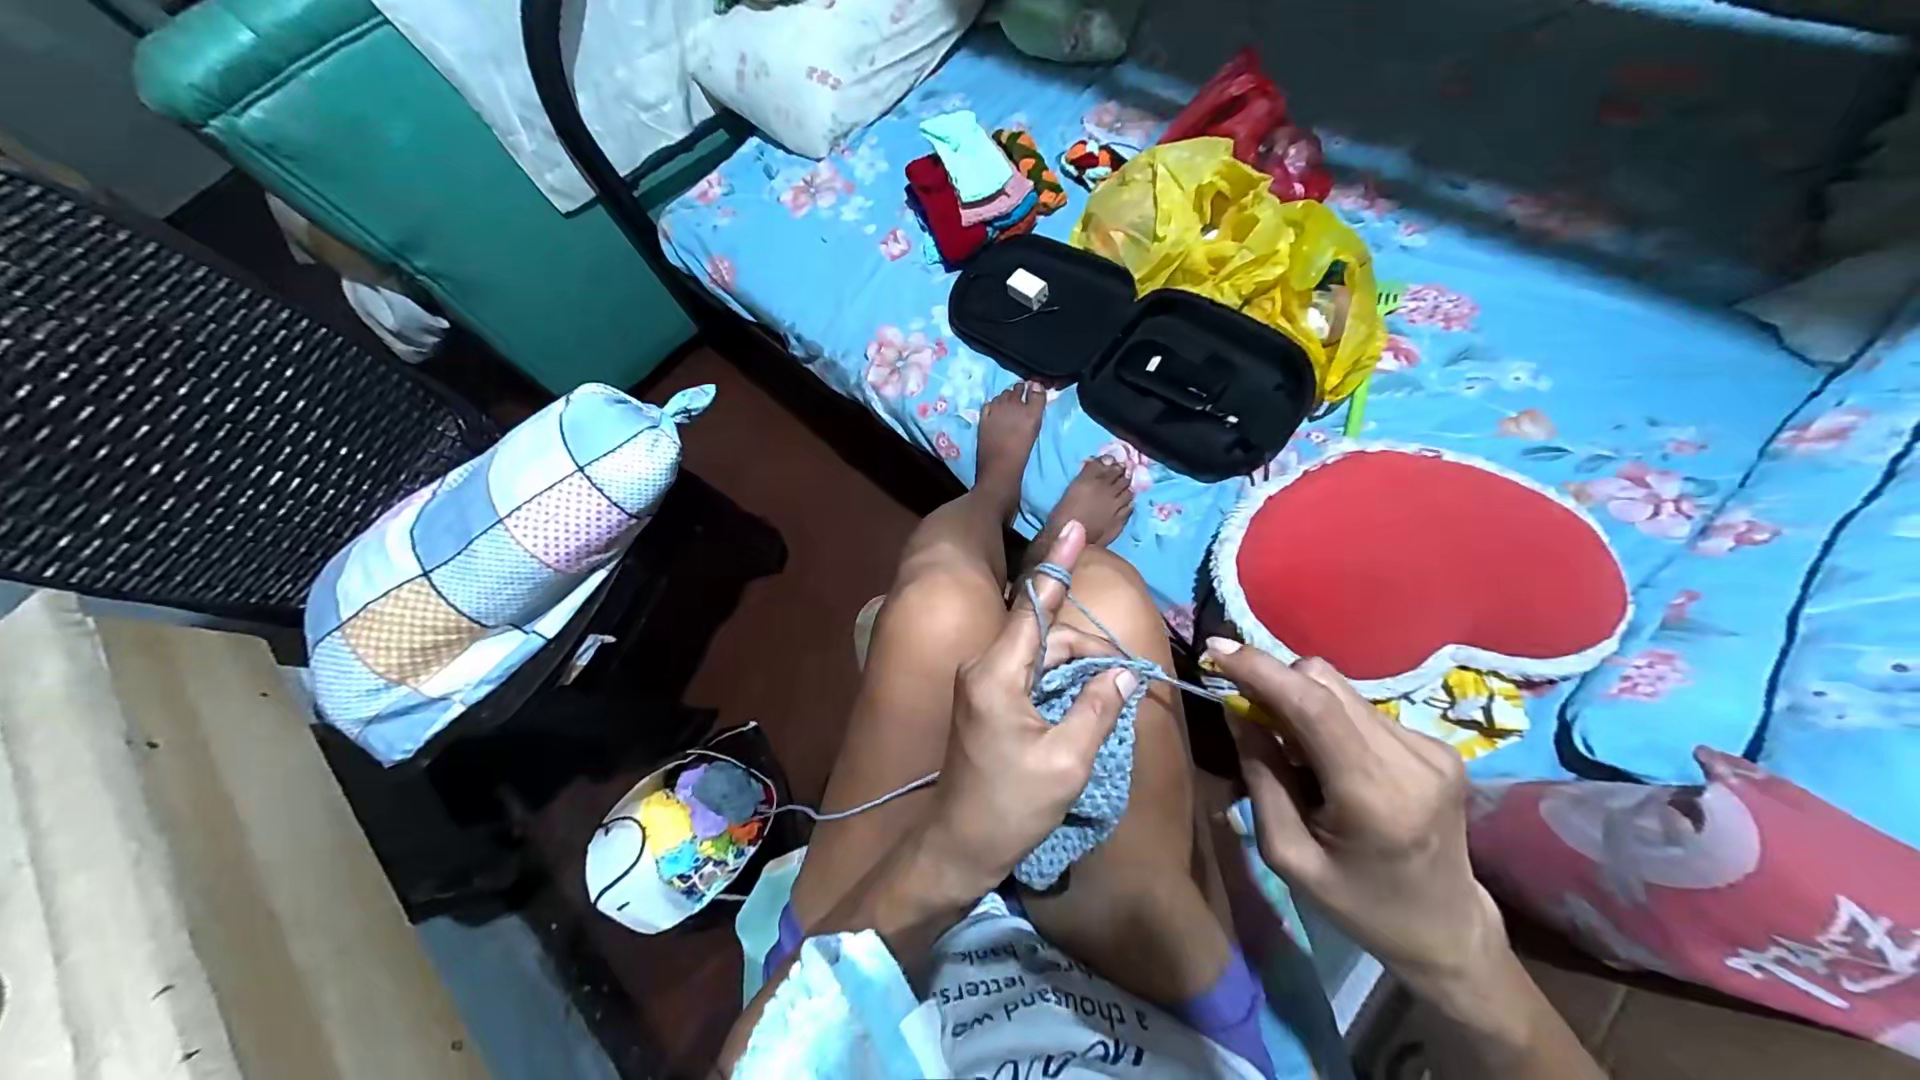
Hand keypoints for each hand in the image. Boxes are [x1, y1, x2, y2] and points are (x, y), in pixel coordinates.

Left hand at [927, 520, 1137, 893]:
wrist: (959, 844)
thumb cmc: (1011, 806)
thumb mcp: (1066, 760)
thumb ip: (1097, 707)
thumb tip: (1124, 672)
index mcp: (996, 673)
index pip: (1033, 605)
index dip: (1058, 565)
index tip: (1075, 526)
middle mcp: (984, 665)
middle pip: (1044, 633)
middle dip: (1087, 647)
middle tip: (1126, 676)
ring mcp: (982, 681)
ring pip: (1040, 654)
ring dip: (1077, 668)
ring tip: (1111, 695)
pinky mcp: (986, 698)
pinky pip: (1030, 674)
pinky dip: (1060, 682)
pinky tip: (1087, 700)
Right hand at [1205, 641, 1506, 997]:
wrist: (1445, 929)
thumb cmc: (1356, 903)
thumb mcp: (1287, 853)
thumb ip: (1260, 774)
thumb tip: (1236, 708)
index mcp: (1375, 795)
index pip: (1313, 706)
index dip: (1261, 669)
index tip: (1215, 649)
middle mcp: (1412, 759)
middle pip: (1324, 682)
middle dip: (1274, 683)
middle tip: (1246, 713)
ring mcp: (1431, 747)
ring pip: (1340, 688)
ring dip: (1299, 700)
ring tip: (1289, 746)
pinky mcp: (1438, 744)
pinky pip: (1359, 706)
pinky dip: (1327, 717)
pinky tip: (1325, 756)